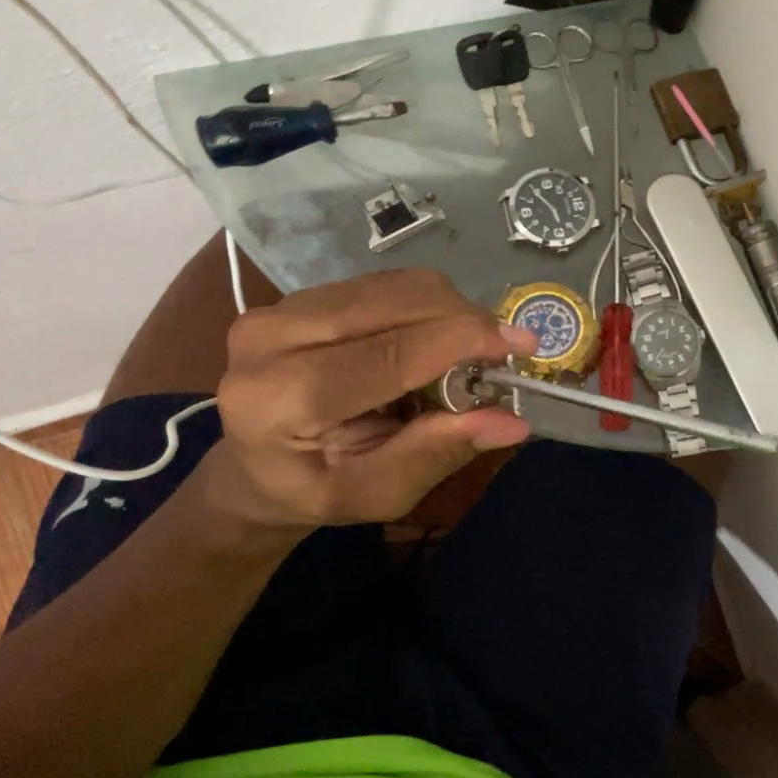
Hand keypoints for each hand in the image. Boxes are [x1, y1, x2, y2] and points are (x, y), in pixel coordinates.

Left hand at [203, 269, 535, 530]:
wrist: (254, 470)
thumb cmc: (315, 490)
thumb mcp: (378, 493)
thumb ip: (437, 453)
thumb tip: (513, 423)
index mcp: (281, 398)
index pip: (391, 351)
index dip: (464, 340)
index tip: (523, 345)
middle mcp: (271, 338)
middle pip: (398, 303)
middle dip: (466, 321)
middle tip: (502, 355)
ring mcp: (280, 308)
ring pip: (397, 285)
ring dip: (450, 313)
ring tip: (466, 355)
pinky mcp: (299, 295)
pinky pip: (385, 284)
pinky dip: (427, 307)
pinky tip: (432, 341)